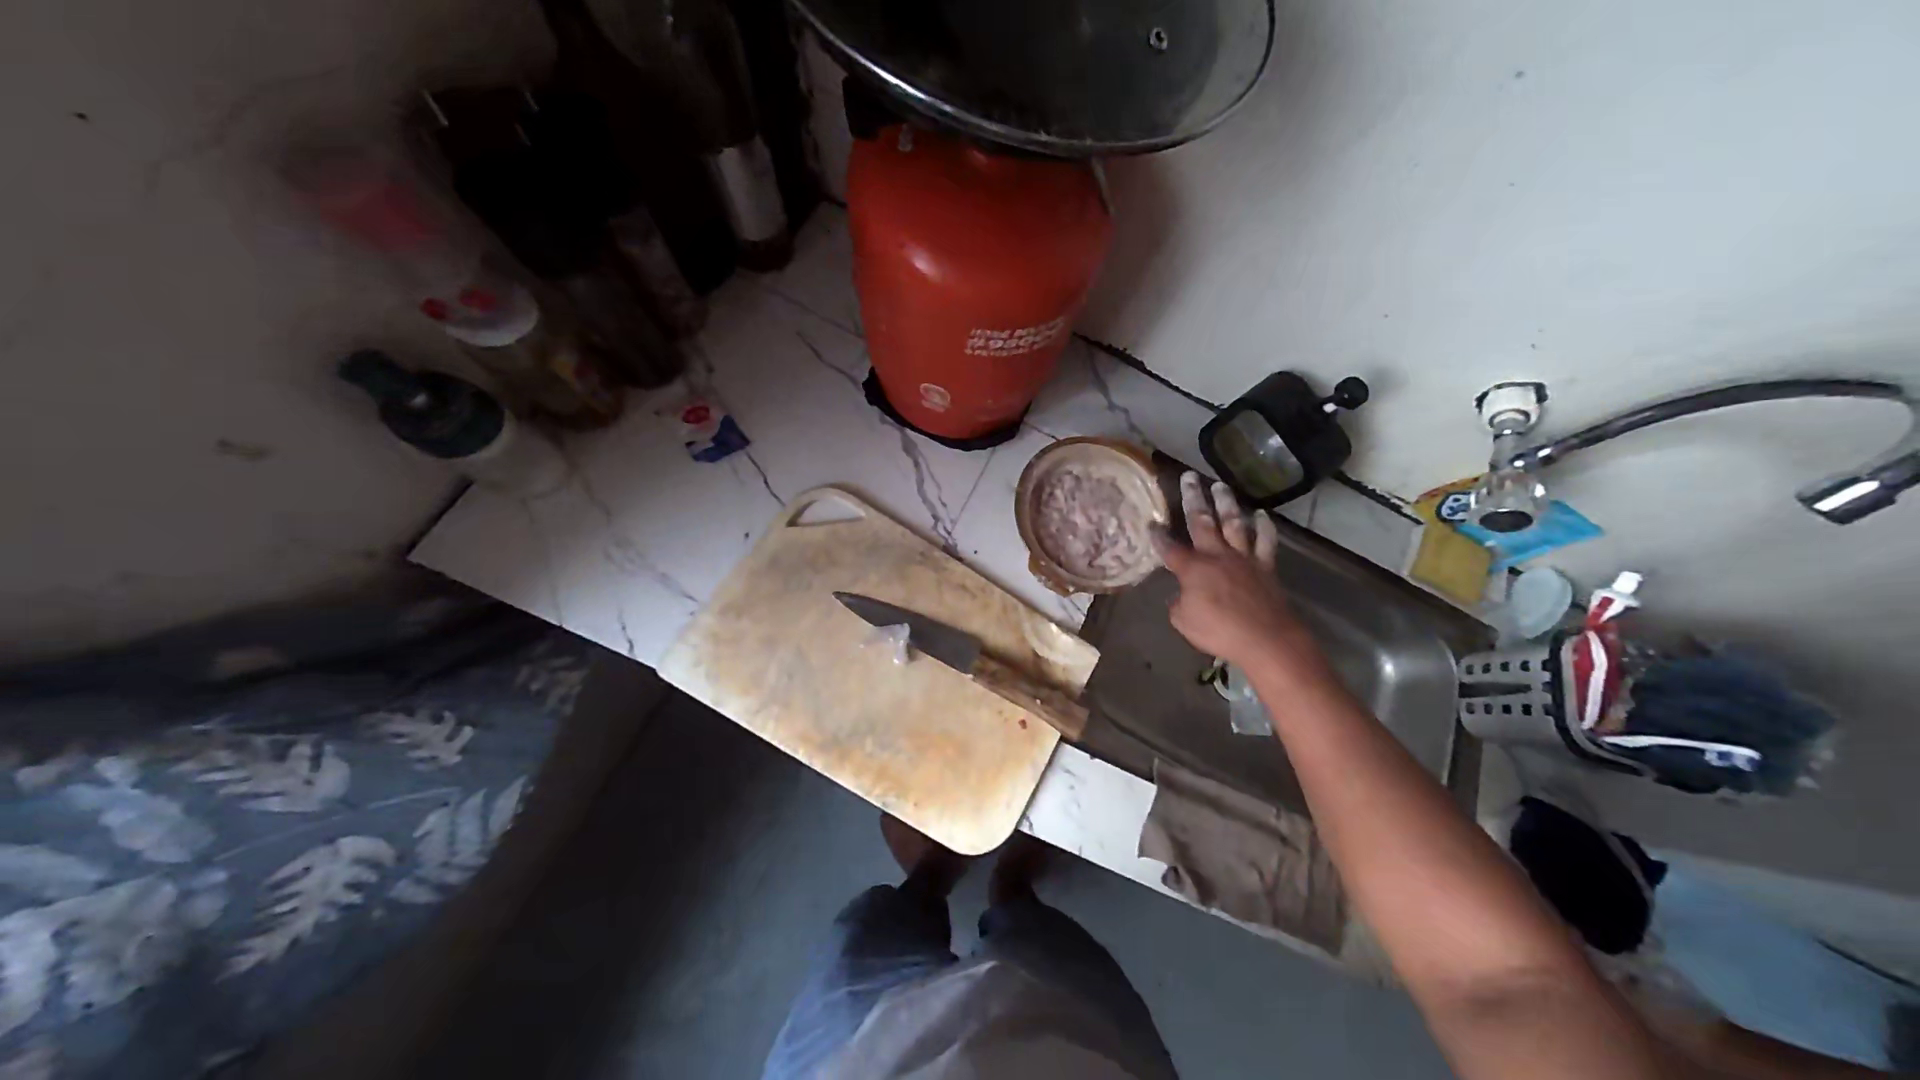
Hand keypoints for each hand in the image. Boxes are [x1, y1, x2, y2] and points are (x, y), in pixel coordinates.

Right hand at [1154, 472, 1323, 674]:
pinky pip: (1265, 542)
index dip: (1158, 536)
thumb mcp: (1184, 621)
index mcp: (1193, 569)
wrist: (1265, 638)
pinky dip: (1263, 527)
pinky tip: (1260, 515)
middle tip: (1188, 477)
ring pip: (1233, 523)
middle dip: (1193, 498)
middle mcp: (1217, 555)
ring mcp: (1243, 558)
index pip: (1169, 548)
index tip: (1150, 522)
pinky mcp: (1265, 567)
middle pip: (1201, 521)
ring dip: (1225, 503)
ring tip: (1219, 485)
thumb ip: (1179, 604)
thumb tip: (1182, 595)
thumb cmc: (1219, 631)